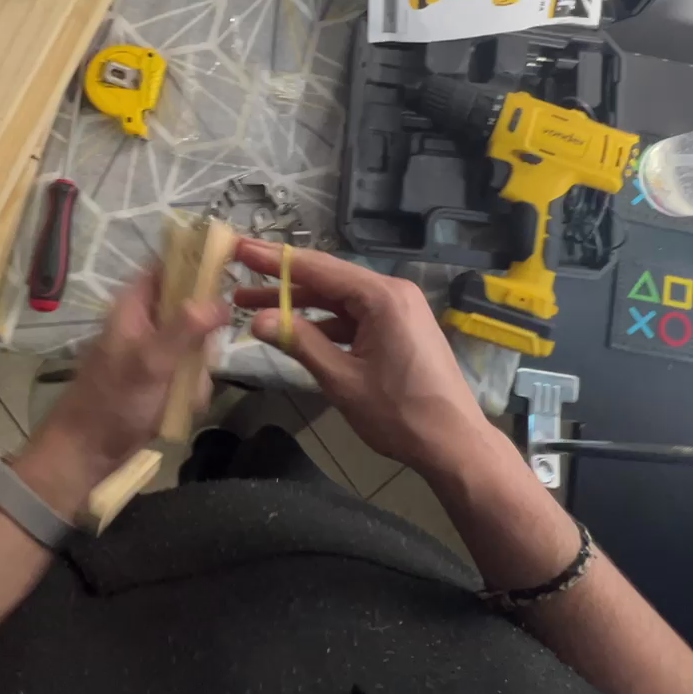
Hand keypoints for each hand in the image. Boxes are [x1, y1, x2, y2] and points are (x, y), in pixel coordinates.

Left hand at [21, 270, 226, 506]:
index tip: (227, 271)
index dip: (195, 262)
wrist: (88, 455)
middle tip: (201, 354)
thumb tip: (221, 300)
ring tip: (186, 390)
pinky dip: (192, 390)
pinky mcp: (162, 380)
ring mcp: (155, 353)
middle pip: (192, 307)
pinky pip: (192, 373)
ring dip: (198, 369)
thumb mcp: (151, 361)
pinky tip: (182, 405)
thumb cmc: (113, 401)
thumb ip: (186, 328)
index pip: (167, 266)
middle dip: (203, 335)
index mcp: (134, 306)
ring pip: (197, 344)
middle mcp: (146, 323)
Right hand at [232, 237, 491, 480]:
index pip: (317, 268)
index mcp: (382, 297)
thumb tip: (256, 320)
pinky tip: (294, 330)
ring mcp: (398, 309)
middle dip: (280, 280)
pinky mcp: (399, 327)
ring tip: (250, 304)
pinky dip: (324, 321)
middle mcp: (392, 292)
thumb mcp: (342, 380)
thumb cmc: (401, 415)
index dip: (273, 259)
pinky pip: (353, 315)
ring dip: (298, 304)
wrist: (455, 445)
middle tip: (237, 270)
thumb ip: (300, 344)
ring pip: (338, 298)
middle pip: (327, 278)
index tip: (239, 248)